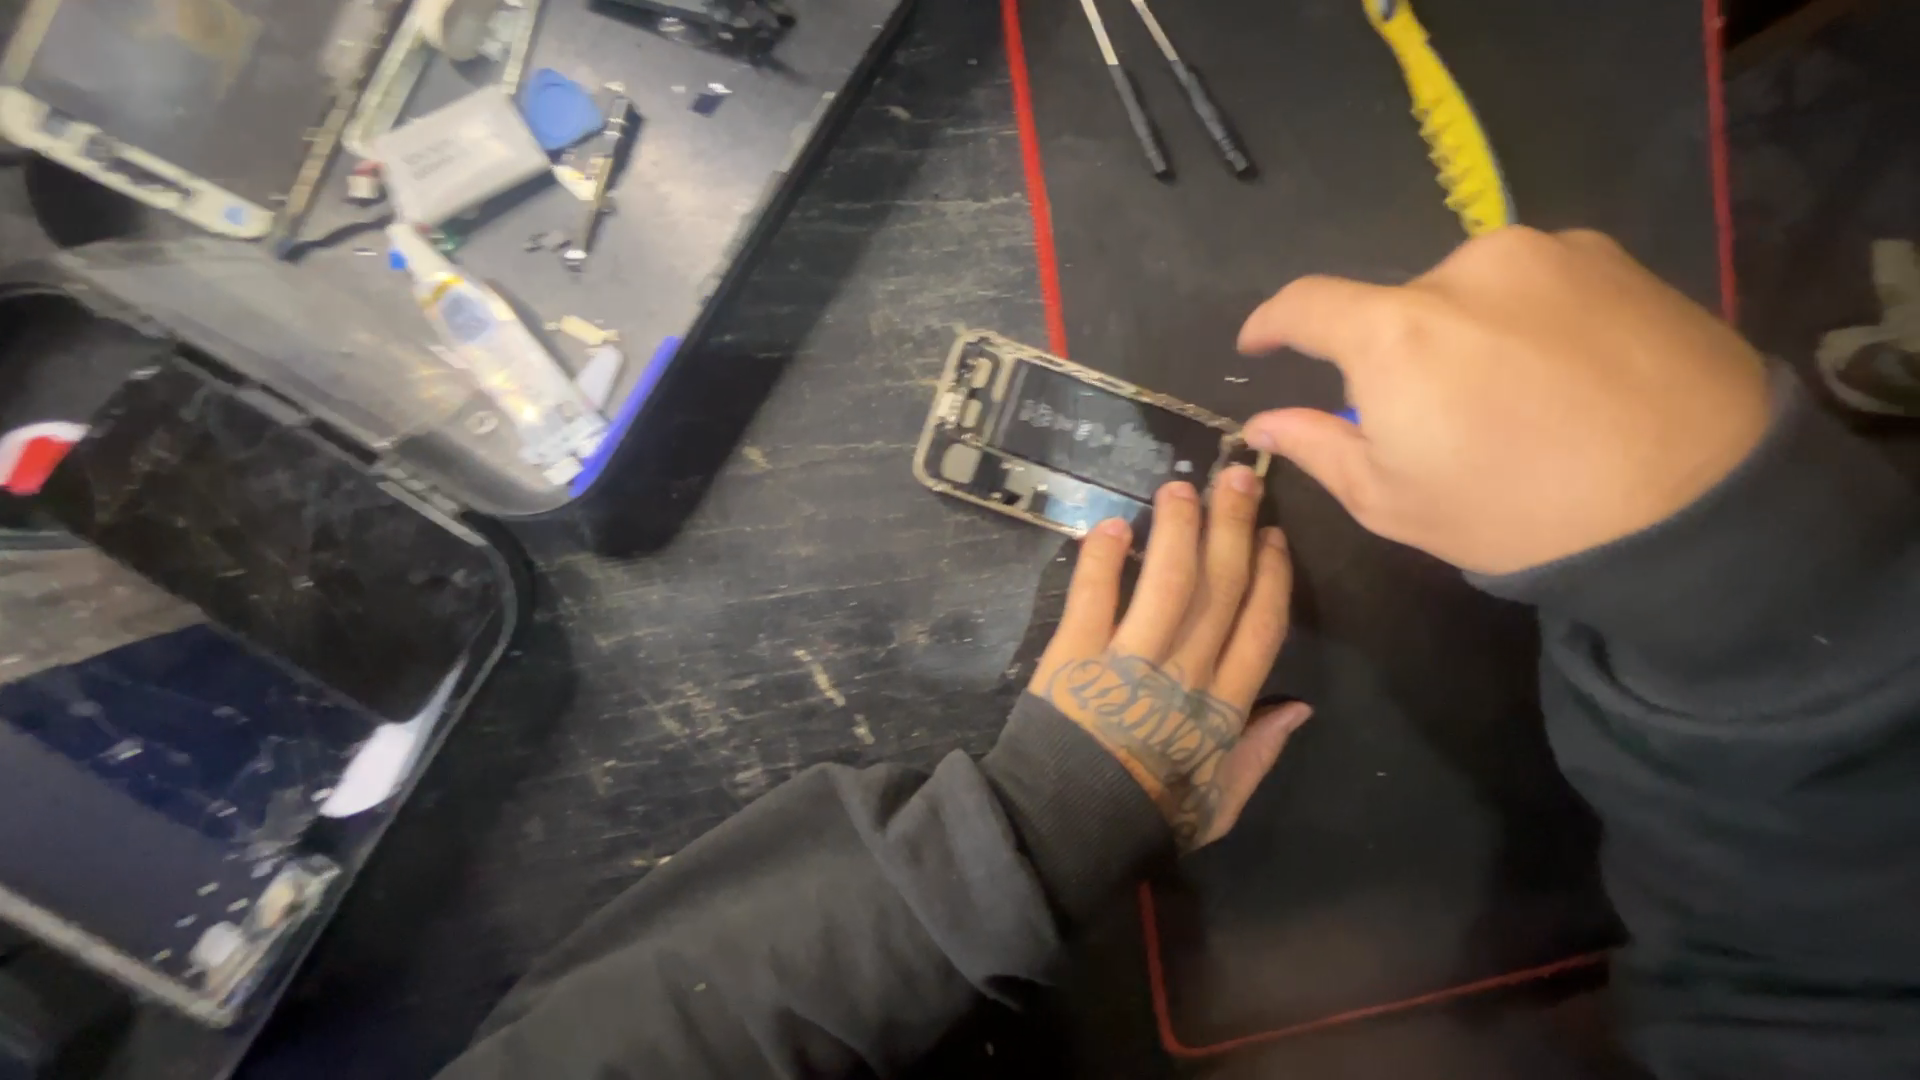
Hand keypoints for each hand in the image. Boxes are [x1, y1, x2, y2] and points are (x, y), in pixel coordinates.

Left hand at [1029, 467, 1309, 849]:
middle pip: (1219, 589)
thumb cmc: (1145, 814)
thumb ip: (1260, 753)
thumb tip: (1300, 706)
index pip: (1260, 627)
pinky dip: (1101, 558)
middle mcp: (1183, 674)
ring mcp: (1127, 661)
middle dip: (1232, 528)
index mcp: (1223, 708)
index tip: (1275, 536)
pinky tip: (1113, 525)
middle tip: (1236, 477)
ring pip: (1165, 583)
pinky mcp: (1073, 655)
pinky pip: (1092, 596)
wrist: (1065, 829)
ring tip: (1180, 489)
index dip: (1271, 575)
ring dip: (1175, 530)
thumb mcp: (1219, 801)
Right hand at [1237, 227, 1771, 575]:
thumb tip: (1261, 420)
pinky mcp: (1611, 257)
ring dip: (1451, 333)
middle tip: (1418, 414)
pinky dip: (1512, 318)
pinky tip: (1550, 372)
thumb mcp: (1388, 498)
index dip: (1269, 322)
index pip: (1305, 303)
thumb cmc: (1513, 510)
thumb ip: (1312, 445)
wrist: (1697, 504)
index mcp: (1396, 335)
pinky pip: (1526, 281)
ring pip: (1459, 292)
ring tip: (1495, 395)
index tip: (1259, 345)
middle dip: (1384, 354)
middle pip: (1390, 307)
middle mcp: (1465, 270)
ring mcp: (1545, 253)